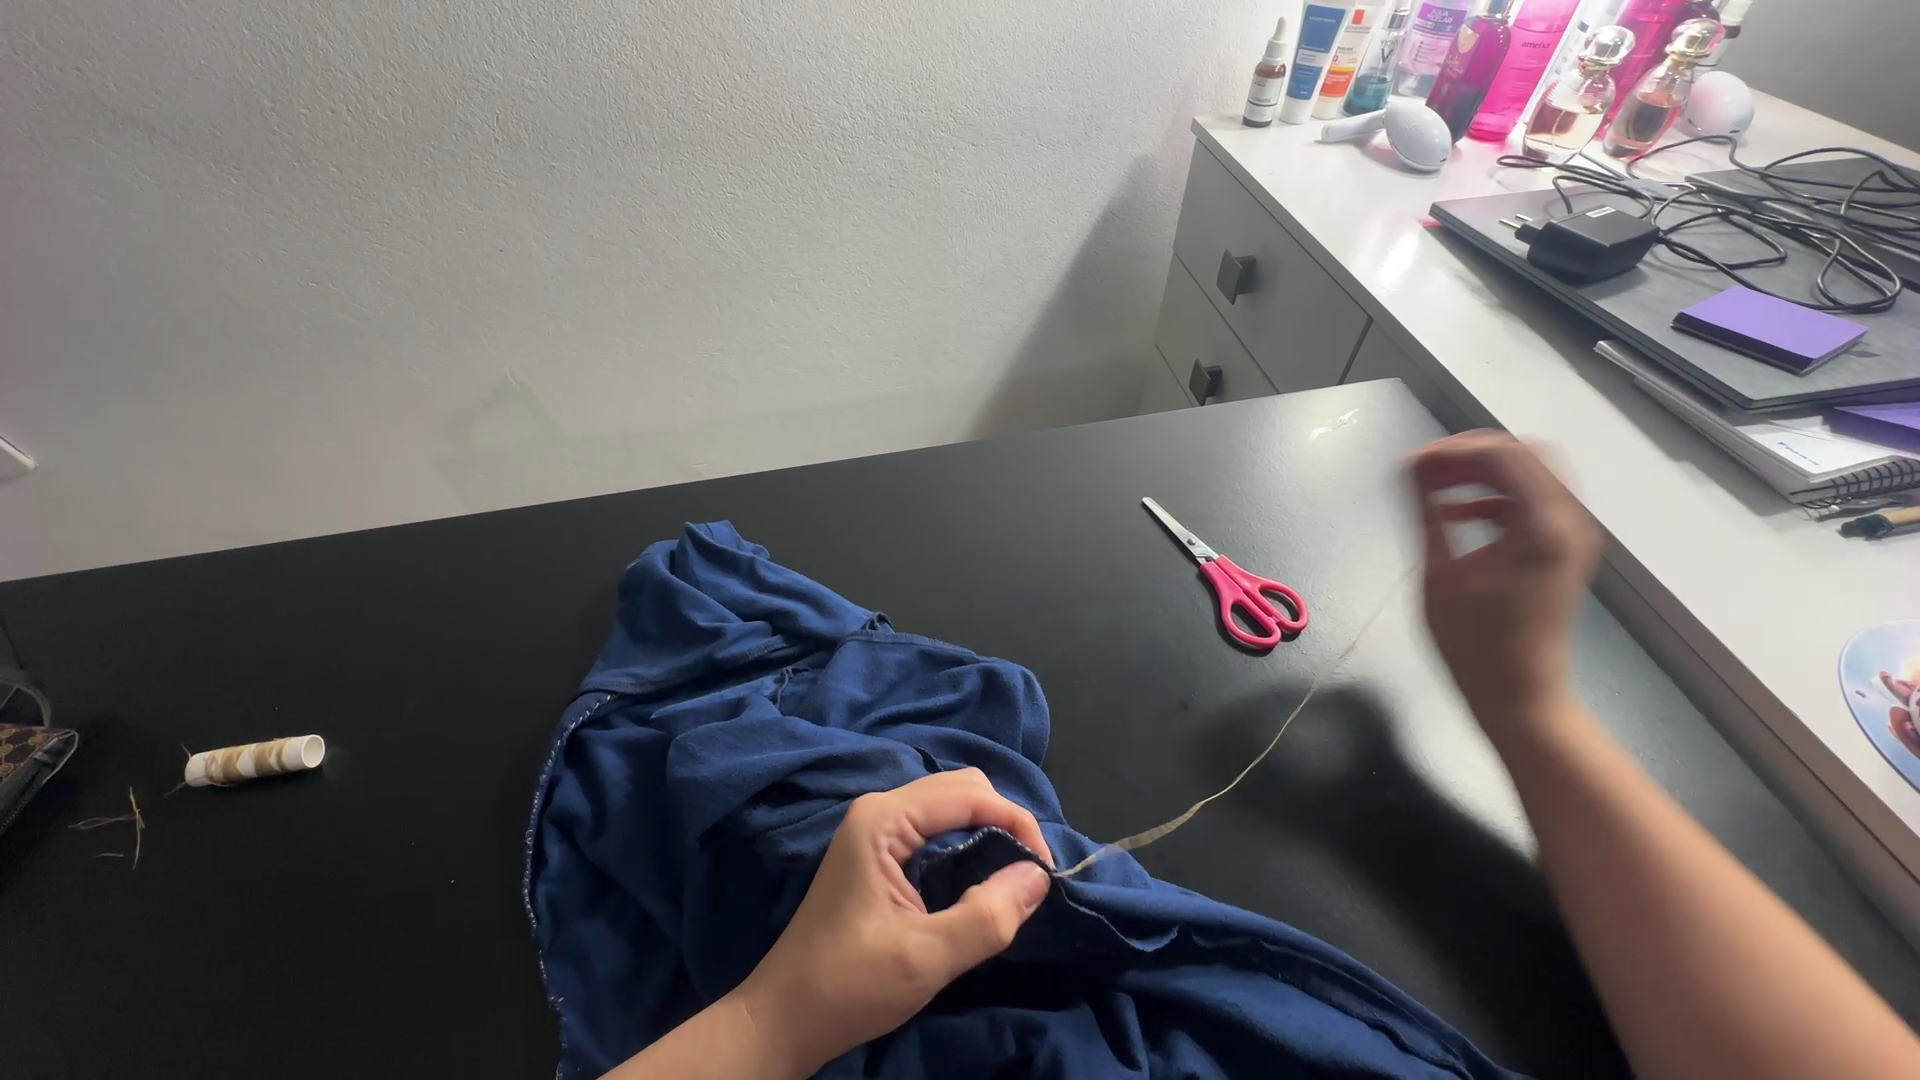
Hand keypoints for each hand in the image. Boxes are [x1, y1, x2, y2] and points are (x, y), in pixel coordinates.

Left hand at [734, 769, 1054, 1074]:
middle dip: (1004, 820)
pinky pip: (936, 824)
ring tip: (1010, 875)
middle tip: (1028, 873)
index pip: (969, 794)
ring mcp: (876, 826)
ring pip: (950, 803)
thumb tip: (1038, 877)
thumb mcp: (926, 958)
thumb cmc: (849, 985)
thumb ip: (987, 917)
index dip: (1015, 822)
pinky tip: (978, 876)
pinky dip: (967, 839)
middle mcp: (880, 809)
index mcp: (884, 819)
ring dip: (988, 828)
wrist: (785, 1016)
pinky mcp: (878, 848)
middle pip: (962, 787)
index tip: (1044, 870)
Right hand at [1409, 431, 1600, 733]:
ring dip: (1479, 475)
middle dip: (1469, 455)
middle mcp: (1569, 522)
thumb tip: (1410, 467)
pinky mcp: (1560, 551)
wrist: (1519, 695)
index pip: (1506, 455)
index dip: (1453, 449)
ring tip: (1432, 490)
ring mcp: (1570, 537)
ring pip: (1529, 477)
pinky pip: (1529, 504)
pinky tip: (1453, 517)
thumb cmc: (1473, 642)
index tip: (1408, 464)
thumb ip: (1426, 513)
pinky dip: (1491, 499)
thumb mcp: (1439, 574)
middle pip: (1526, 456)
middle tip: (1423, 471)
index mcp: (1543, 525)